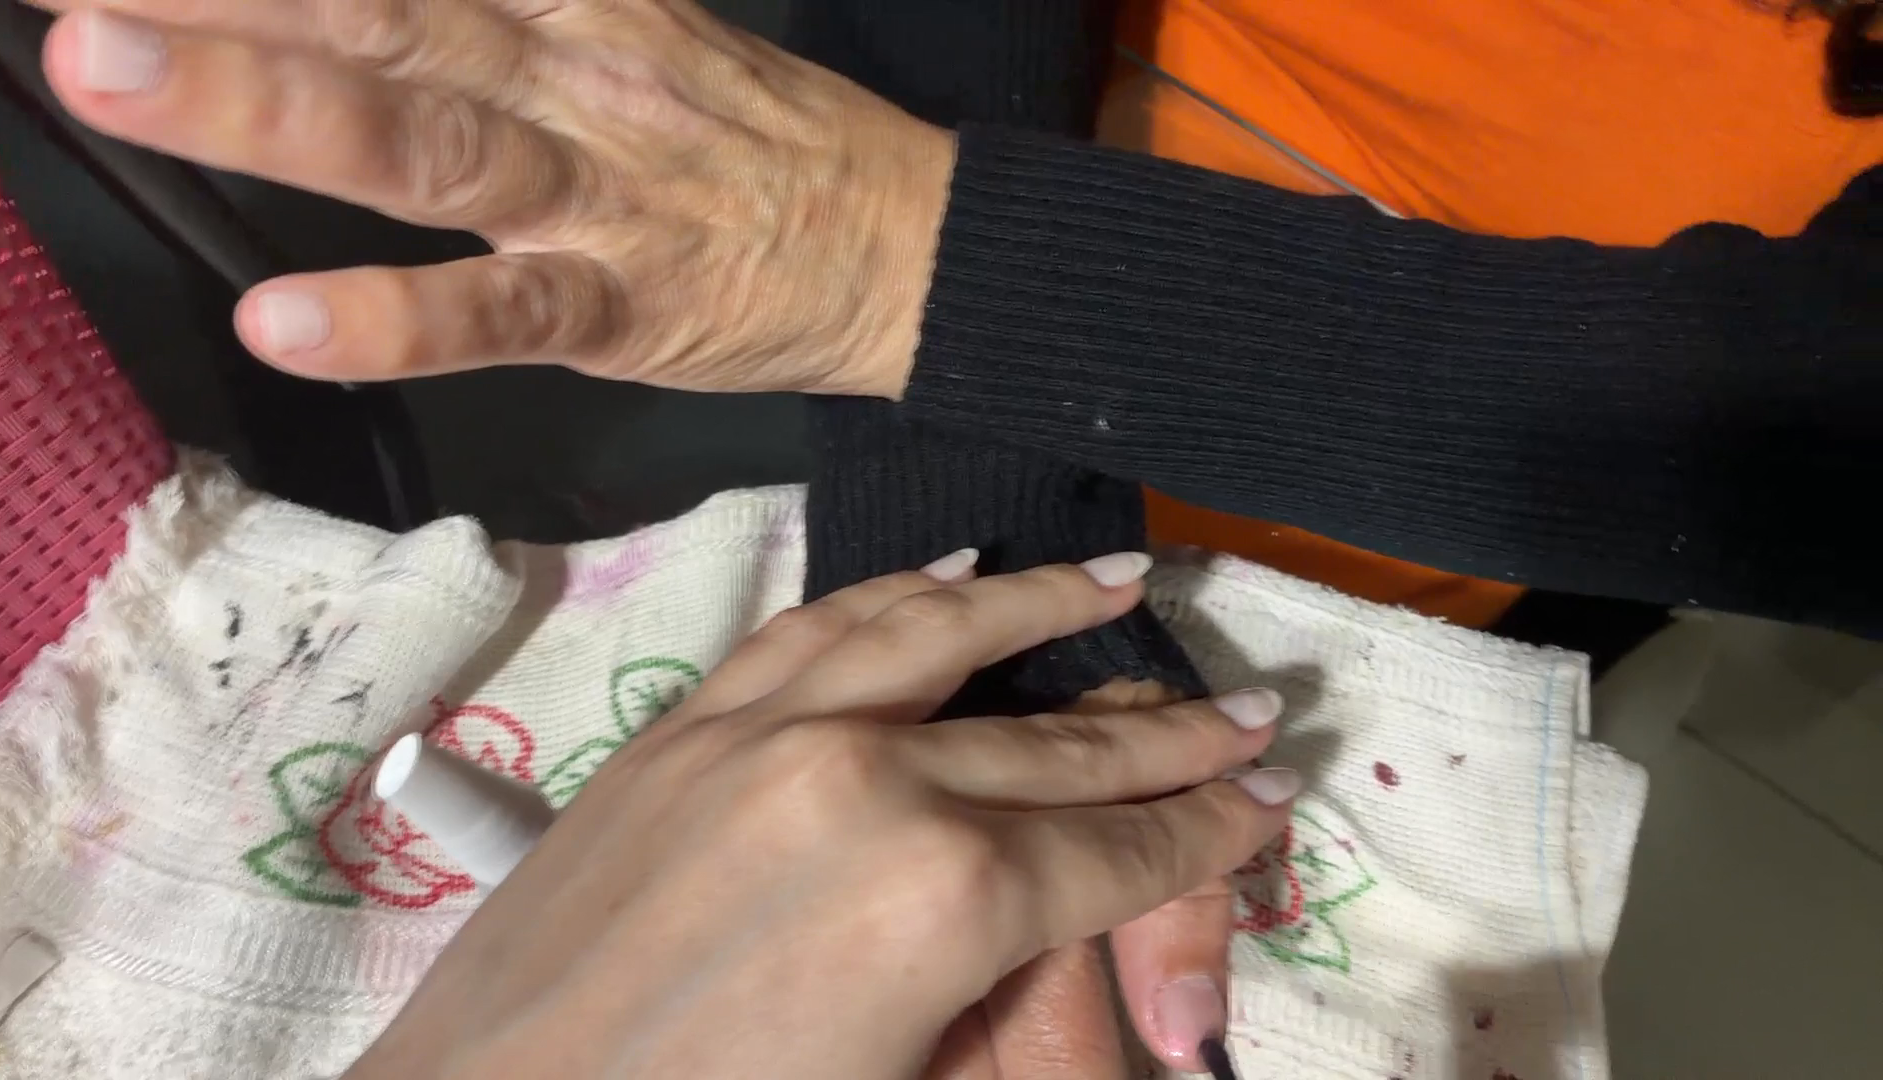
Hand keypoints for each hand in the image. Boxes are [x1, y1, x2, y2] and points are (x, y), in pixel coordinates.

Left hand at [38, 0, 950, 398]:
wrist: (906, 251)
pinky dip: (411, 320)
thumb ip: (567, 9)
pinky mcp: (635, 312)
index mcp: (600, 10)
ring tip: (110, 72)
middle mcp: (586, 85)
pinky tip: (300, 331)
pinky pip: (515, 313)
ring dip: (285, 107)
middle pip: (398, 9)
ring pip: (441, 147)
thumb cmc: (796, 160)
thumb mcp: (683, 48)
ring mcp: (610, 207)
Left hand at [344, 555, 1299, 1079]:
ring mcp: (772, 727)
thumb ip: (1008, 989)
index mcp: (936, 900)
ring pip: (940, 636)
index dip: (1201, 827)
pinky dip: (899, 591)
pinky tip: (953, 569)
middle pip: (1052, 748)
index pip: (1110, 850)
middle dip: (1164, 738)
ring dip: (1040, 605)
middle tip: (1240, 708)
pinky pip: (823, 626)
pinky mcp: (699, 716)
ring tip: (1111, 578)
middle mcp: (868, 779)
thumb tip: (1067, 910)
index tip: (1263, 789)